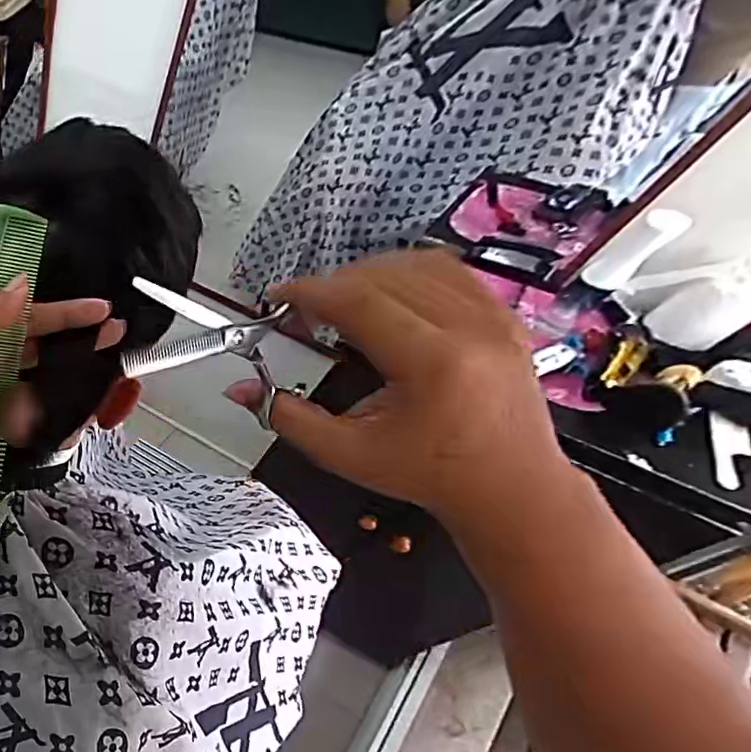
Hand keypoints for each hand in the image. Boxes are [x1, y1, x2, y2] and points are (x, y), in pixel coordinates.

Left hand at [0, 277, 121, 472]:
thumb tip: (23, 285)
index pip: (29, 318)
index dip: (65, 313)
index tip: (101, 310)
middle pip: (42, 348)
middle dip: (77, 343)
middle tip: (115, 340)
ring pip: (42, 381)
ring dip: (68, 381)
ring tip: (99, 384)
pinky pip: (31, 414)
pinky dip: (50, 413)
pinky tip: (71, 417)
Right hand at [225, 250, 573, 521]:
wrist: (507, 487)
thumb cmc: (432, 474)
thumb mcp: (344, 453)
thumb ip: (287, 417)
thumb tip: (243, 390)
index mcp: (432, 363)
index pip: (360, 301)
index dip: (310, 292)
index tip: (280, 297)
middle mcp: (471, 330)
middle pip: (386, 275)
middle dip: (333, 285)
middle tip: (303, 311)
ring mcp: (495, 319)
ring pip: (420, 264)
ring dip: (369, 275)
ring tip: (339, 302)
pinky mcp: (504, 318)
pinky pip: (451, 273)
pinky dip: (408, 276)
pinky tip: (385, 298)